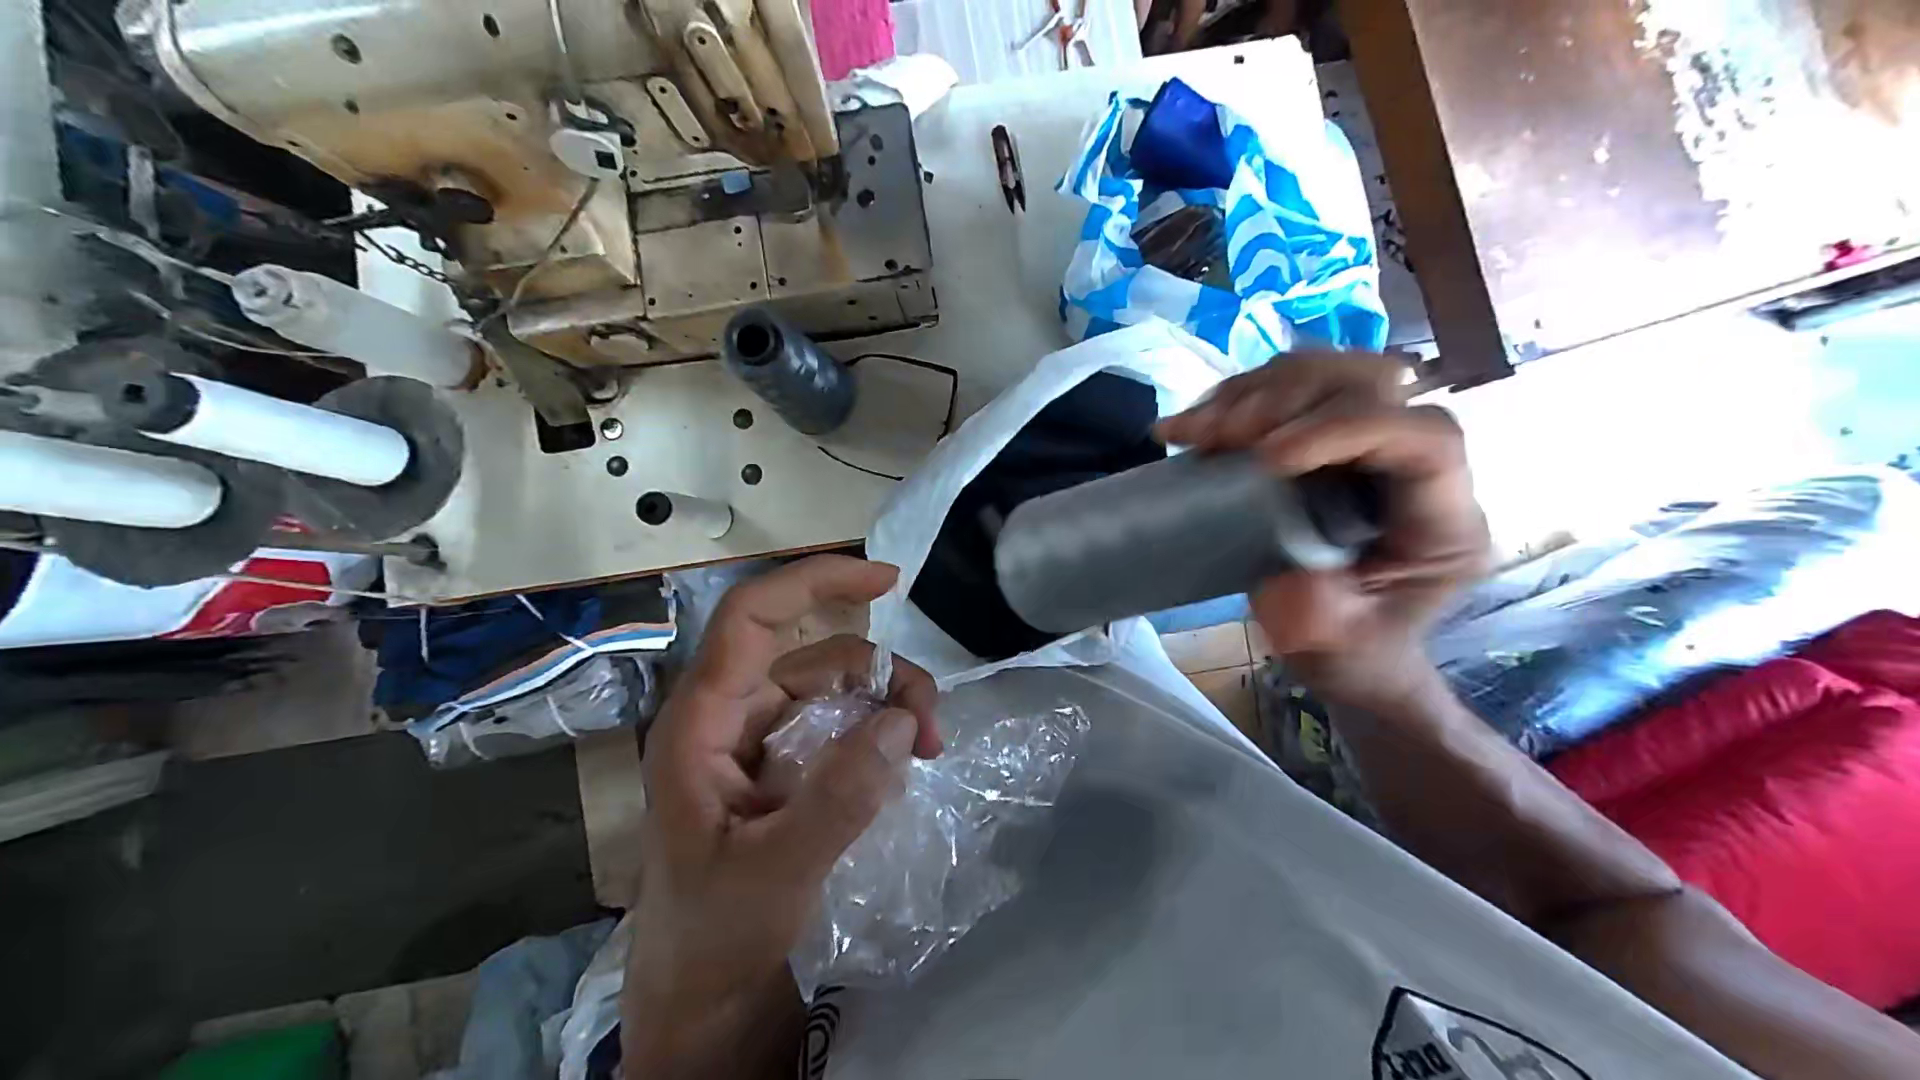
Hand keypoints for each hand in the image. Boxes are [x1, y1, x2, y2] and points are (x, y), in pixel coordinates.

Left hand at [621, 556, 940, 1078]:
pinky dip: (877, 730)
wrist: (701, 994)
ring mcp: (758, 740)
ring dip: (887, 701)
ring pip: (834, 686)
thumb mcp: (776, 871)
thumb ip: (838, 797)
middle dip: (879, 669)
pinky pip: (839, 723)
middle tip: (930, 718)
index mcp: (702, 721)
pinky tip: (902, 763)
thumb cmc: (715, 931)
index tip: (887, 581)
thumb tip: (902, 720)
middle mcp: (730, 715)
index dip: (815, 582)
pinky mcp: (783, 767)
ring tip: (929, 744)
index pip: (752, 618)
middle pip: (813, 653)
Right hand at [1156, 353, 1489, 711]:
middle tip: (1223, 435)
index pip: (1426, 439)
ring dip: (1252, 392)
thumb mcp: (1340, 655)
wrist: (1345, 646)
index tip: (1268, 459)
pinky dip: (1230, 400)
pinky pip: (1282, 390)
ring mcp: (1366, 443)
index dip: (1350, 429)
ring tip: (1197, 431)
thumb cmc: (1354, 653)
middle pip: (1373, 383)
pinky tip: (1188, 429)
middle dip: (1290, 398)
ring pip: (1325, 372)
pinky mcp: (1321, 438)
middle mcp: (1412, 465)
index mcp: (1441, 518)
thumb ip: (1323, 623)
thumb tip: (1288, 580)